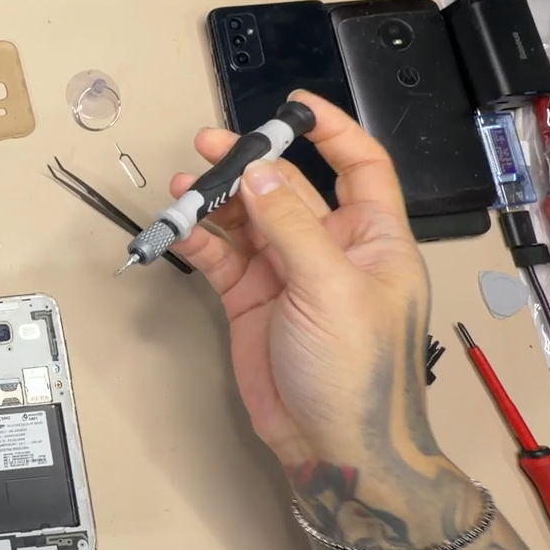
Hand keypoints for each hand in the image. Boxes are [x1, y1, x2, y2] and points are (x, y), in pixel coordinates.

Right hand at [168, 93, 443, 477]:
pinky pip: (219, 256)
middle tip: (209, 145)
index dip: (332, 133)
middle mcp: (326, 249)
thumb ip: (291, 228)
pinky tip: (179, 228)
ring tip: (182, 189)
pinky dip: (197, 240)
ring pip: (244, 220)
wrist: (330, 443)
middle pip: (284, 188)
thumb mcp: (332, 290)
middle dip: (249, 163)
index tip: (296, 107)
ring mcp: (284, 273)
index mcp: (370, 240)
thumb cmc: (359, 373)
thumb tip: (259, 175)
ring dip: (214, 202)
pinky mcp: (249, 297)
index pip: (359, 168)